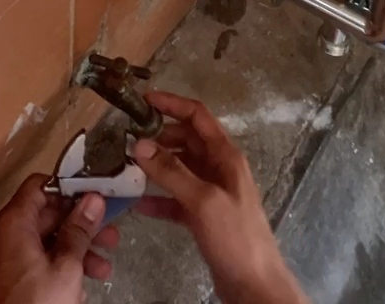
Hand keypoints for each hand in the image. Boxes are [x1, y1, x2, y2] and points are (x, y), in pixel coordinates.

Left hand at [0, 174, 120, 303]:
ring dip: (76, 250)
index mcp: (14, 222)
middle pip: (45, 216)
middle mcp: (4, 236)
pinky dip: (59, 267)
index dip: (68, 188)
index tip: (94, 196)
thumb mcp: (66, 267)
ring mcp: (4, 262)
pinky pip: (35, 264)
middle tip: (110, 234)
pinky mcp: (8, 285)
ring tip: (104, 267)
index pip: (40, 186)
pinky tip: (82, 284)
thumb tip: (93, 198)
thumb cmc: (38, 303)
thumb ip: (80, 230)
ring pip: (44, 243)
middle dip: (80, 225)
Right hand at [131, 92, 307, 303]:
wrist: (255, 287)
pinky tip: (139, 204)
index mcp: (225, 155)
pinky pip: (177, 198)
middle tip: (130, 140)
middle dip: (160, 137)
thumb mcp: (203, 201)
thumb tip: (140, 144)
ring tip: (129, 168)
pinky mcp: (204, 216)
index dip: (172, 104)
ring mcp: (212, 192)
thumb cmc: (235, 236)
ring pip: (180, 168)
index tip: (144, 100)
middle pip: (186, 140)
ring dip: (157, 166)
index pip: (198, 116)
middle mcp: (219, 168)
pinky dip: (160, 198)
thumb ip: (171, 172)